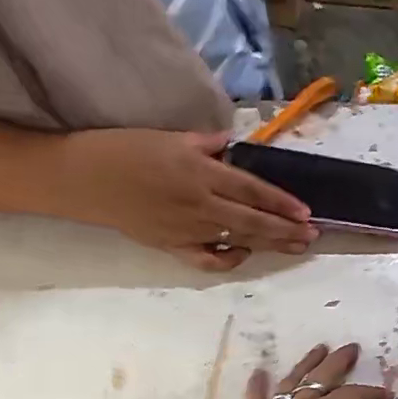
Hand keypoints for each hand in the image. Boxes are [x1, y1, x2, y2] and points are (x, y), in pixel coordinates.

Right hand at [54, 129, 315, 270]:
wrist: (85, 180)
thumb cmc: (125, 150)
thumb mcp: (170, 138)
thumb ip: (206, 145)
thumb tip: (233, 148)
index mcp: (201, 173)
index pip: (253, 190)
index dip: (282, 203)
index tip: (306, 212)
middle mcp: (200, 204)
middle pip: (253, 221)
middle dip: (286, 230)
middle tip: (312, 236)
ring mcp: (187, 230)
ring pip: (237, 241)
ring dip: (269, 245)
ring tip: (294, 247)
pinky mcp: (172, 247)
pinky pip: (206, 259)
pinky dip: (228, 260)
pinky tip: (244, 255)